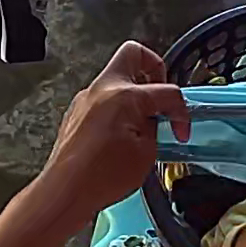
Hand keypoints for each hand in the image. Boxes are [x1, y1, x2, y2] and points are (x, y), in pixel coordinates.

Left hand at [32, 42, 190, 229]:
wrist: (65, 192)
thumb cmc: (100, 177)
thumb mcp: (146, 153)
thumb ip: (154, 128)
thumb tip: (153, 121)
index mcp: (125, 95)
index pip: (166, 92)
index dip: (180, 112)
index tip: (180, 128)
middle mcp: (103, 89)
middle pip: (134, 54)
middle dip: (154, 68)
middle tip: (161, 94)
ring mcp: (86, 98)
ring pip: (117, 77)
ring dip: (134, 91)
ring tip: (143, 120)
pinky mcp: (77, 112)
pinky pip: (103, 98)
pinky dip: (117, 107)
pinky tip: (123, 133)